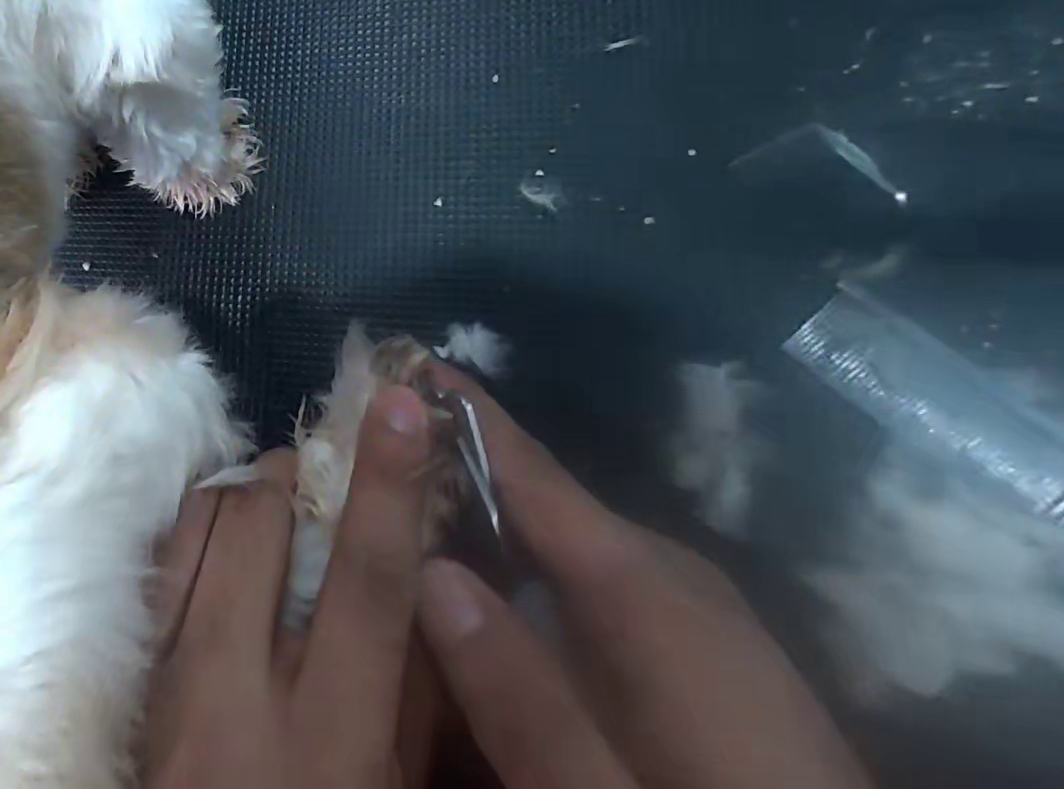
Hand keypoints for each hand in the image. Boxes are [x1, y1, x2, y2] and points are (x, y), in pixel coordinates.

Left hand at [142, 385, 444, 788]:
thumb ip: (413, 687)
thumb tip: (426, 572)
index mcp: (328, 742)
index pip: (368, 581)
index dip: (390, 484)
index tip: (402, 404)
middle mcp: (235, 699)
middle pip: (263, 526)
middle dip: (296, 476)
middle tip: (316, 479)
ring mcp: (165, 684)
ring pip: (205, 523)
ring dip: (250, 493)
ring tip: (273, 505)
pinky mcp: (125, 679)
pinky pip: (162, 556)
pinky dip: (202, 523)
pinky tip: (224, 539)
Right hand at [414, 362, 872, 788]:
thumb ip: (525, 699)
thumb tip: (432, 579)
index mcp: (643, 585)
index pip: (534, 471)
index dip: (468, 414)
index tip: (409, 365)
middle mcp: (661, 568)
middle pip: (539, 496)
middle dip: (459, 469)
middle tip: (378, 458)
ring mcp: (680, 599)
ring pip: (559, 534)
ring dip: (487, 516)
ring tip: (411, 510)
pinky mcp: (686, 634)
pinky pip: (584, 572)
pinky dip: (526, 561)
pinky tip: (487, 586)